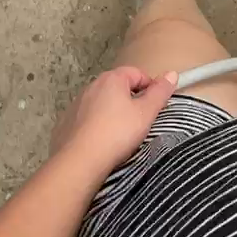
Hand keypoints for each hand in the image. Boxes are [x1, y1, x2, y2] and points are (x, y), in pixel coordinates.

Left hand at [48, 67, 178, 177]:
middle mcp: (91, 86)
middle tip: (141, 120)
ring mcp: (76, 105)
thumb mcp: (146, 112)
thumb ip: (160, 92)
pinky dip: (96, 125)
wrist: (79, 163)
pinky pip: (87, 119)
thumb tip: (171, 74)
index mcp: (112, 79)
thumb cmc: (117, 133)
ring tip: (121, 134)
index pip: (137, 73)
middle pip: (118, 87)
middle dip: (131, 100)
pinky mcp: (65, 124)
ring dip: (113, 112)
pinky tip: (102, 142)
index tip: (156, 105)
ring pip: (102, 103)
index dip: (150, 87)